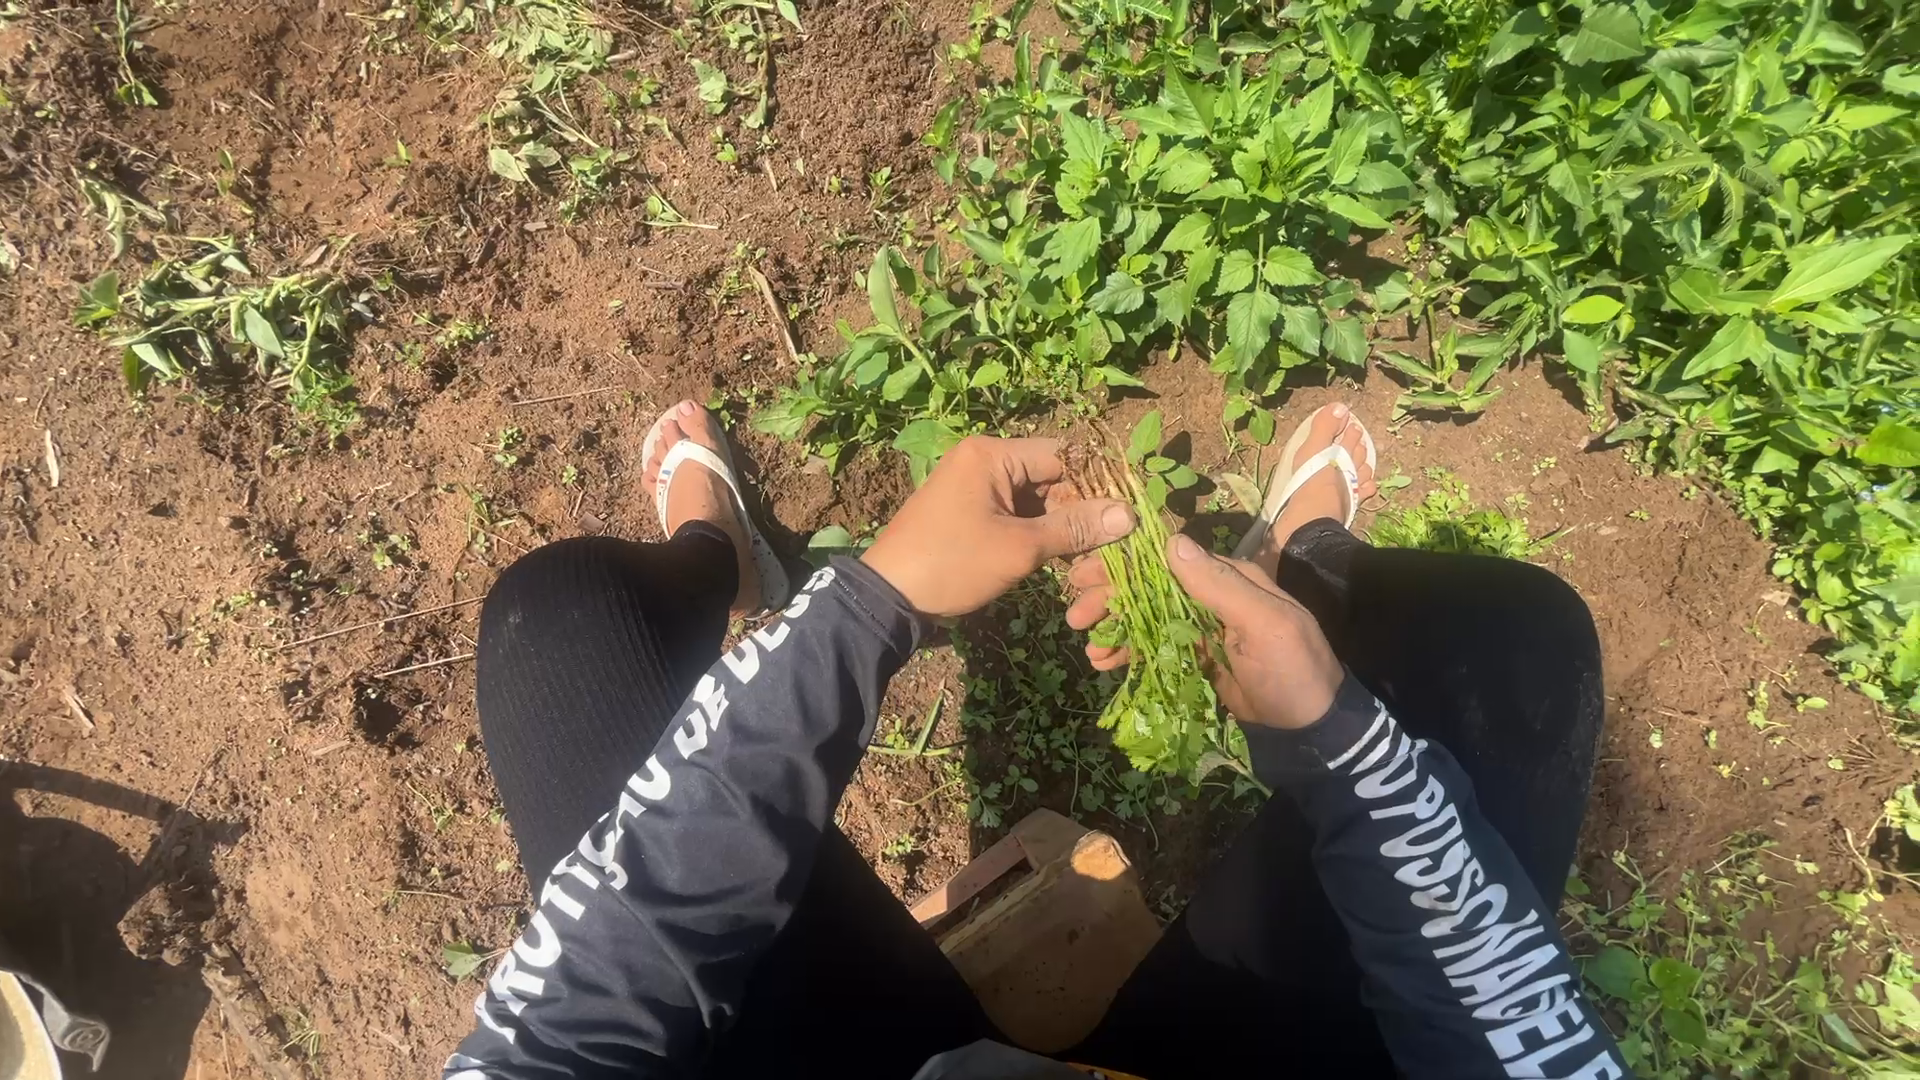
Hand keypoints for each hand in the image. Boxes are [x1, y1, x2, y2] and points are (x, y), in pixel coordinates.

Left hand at [862, 436, 1135, 616]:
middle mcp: (985, 462)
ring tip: (1085, 559)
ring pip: (1037, 500)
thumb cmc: (953, 564)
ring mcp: (977, 488)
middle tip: (1107, 546)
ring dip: (1060, 527)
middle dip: (1079, 510)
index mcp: (992, 454)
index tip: (1125, 514)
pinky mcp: (973, 513)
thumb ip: (1074, 528)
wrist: (889, 597)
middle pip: (1051, 478)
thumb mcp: (1018, 548)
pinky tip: (1059, 561)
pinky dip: (1038, 535)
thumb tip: (1128, 515)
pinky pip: (1017, 515)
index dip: (1097, 483)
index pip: (1063, 455)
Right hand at [1066, 533, 1342, 729]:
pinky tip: (1105, 664)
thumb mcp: (1264, 625)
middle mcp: (1212, 597)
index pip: (1166, 561)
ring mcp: (1201, 630)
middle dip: (1109, 600)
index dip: (1123, 566)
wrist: (1313, 734)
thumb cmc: (1291, 672)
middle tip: (1074, 615)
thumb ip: (1219, 585)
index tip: (1085, 573)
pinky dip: (1129, 654)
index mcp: (1230, 579)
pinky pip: (1153, 649)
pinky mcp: (1194, 659)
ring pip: (1145, 619)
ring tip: (1089, 650)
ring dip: (1114, 630)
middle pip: (1149, 589)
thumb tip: (1170, 542)